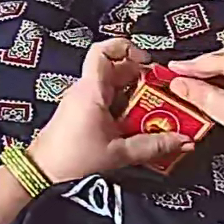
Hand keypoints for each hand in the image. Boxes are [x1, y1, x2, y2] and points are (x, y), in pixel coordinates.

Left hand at [28, 39, 192, 181]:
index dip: (127, 48)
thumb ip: (153, 145)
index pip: (104, 51)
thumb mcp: (119, 153)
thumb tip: (182, 140)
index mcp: (91, 90)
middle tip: (162, 93)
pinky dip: (124, 107)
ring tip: (155, 110)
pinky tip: (137, 123)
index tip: (148, 62)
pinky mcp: (81, 113)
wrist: (41, 174)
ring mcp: (82, 101)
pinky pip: (108, 101)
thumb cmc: (72, 160)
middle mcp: (86, 90)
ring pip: (114, 86)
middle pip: (116, 69)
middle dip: (142, 77)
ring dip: (135, 95)